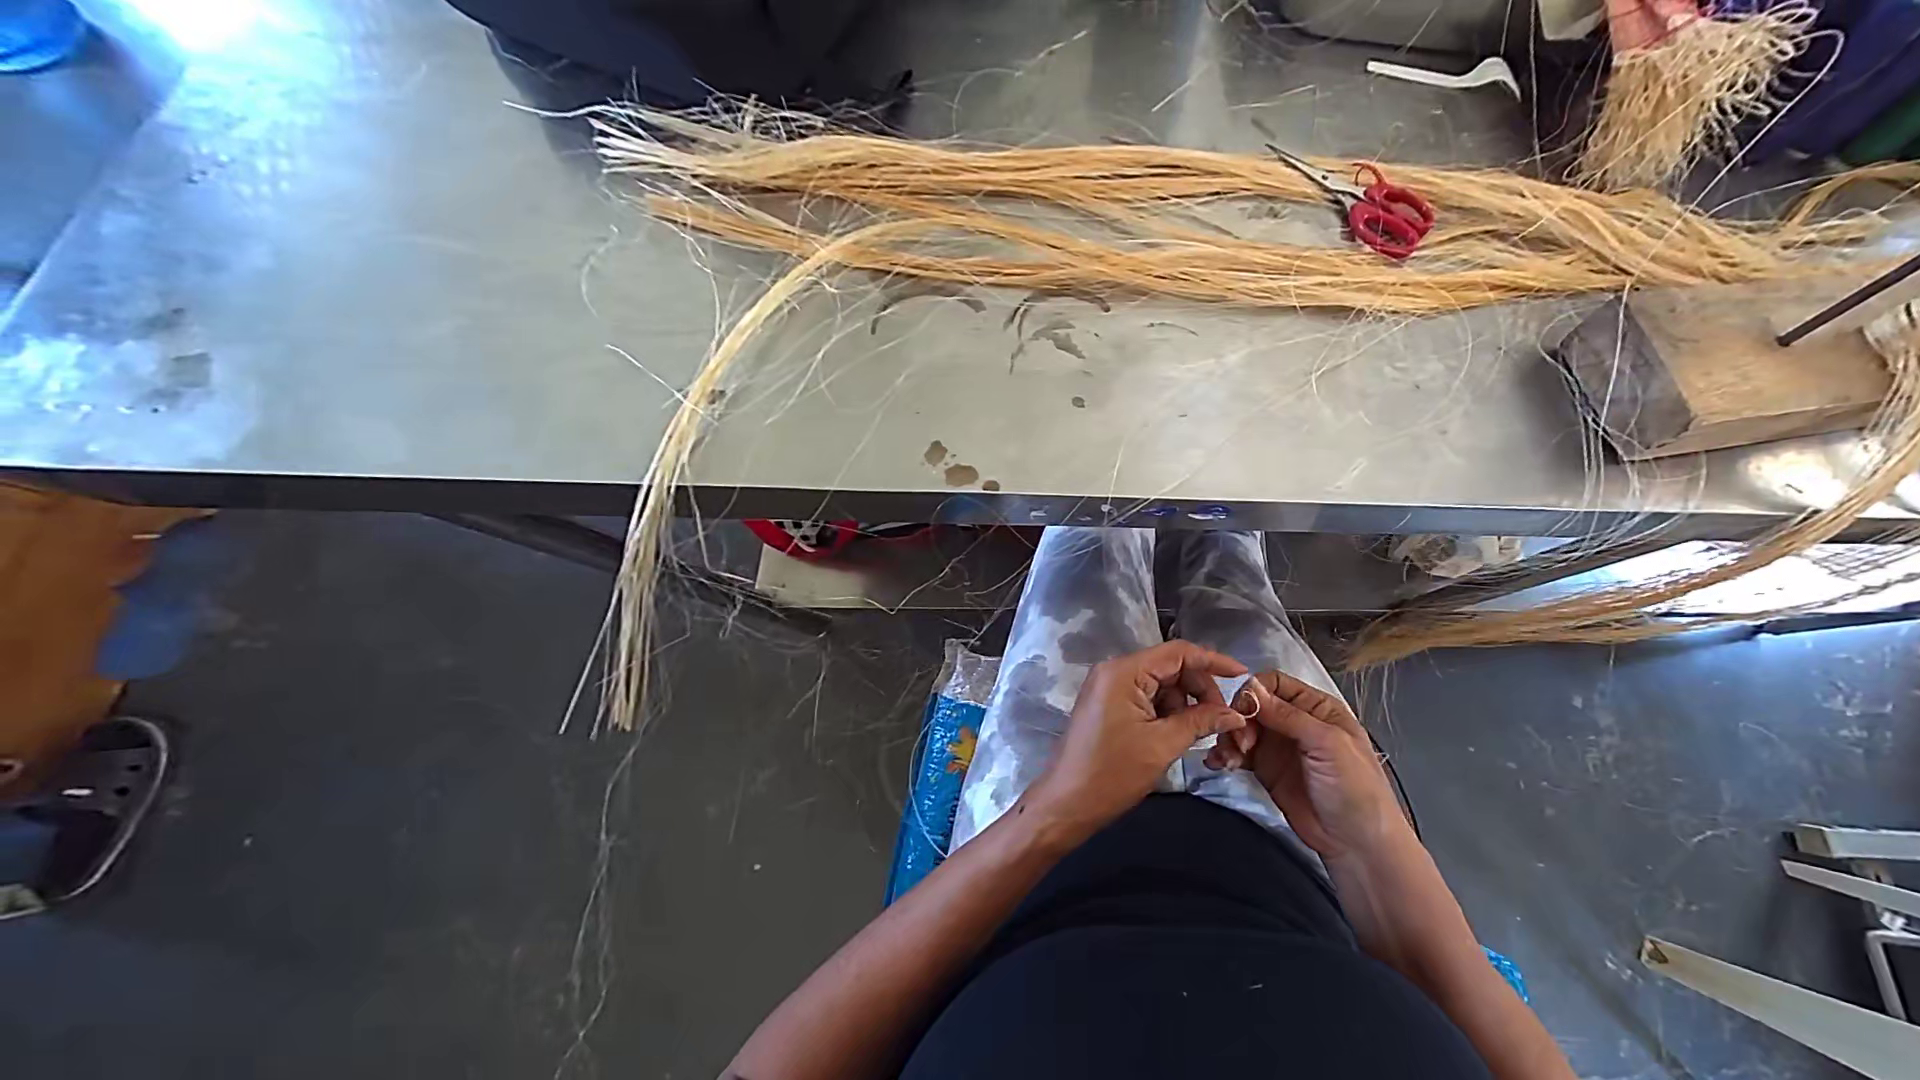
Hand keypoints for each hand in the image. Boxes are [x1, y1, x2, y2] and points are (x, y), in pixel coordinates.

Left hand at [1021, 641, 1247, 838]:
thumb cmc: (1112, 772)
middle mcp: (1114, 671)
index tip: (1243, 675)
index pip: (1177, 652)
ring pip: (1160, 683)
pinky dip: (1166, 711)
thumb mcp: (1163, 745)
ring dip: (1184, 703)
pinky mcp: (1107, 704)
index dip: (1213, 661)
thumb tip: (1235, 713)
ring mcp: (1108, 687)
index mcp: (1123, 671)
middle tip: (1221, 719)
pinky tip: (1177, 733)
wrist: (1067, 802)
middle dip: (1199, 689)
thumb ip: (1201, 721)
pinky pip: (1146, 696)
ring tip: (1197, 733)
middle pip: (1170, 666)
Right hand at [1223, 671, 1410, 861]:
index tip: (1243, 711)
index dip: (1254, 692)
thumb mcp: (1328, 745)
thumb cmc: (1356, 790)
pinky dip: (1223, 755)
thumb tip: (1250, 687)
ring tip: (1227, 759)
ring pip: (1240, 728)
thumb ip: (1288, 715)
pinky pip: (1237, 753)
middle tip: (1240, 743)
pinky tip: (1218, 763)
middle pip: (1252, 705)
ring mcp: (1278, 746)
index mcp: (1316, 708)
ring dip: (1228, 738)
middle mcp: (1294, 722)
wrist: (1356, 845)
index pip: (1275, 684)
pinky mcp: (1265, 769)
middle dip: (1239, 719)